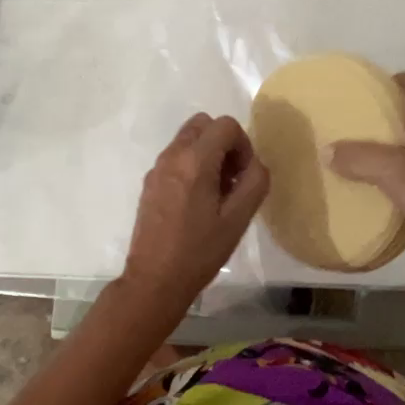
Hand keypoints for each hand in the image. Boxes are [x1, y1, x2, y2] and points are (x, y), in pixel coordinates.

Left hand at [119, 114, 271, 316]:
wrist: (155, 279)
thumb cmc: (199, 251)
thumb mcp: (238, 220)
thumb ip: (254, 183)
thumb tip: (255, 164)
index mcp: (194, 161)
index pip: (225, 125)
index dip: (243, 144)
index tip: (244, 175)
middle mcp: (171, 156)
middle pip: (203, 124)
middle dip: (224, 143)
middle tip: (232, 178)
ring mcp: (157, 168)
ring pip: (188, 140)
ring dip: (208, 154)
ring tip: (218, 193)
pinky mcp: (150, 183)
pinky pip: (176, 158)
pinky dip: (192, 166)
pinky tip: (198, 202)